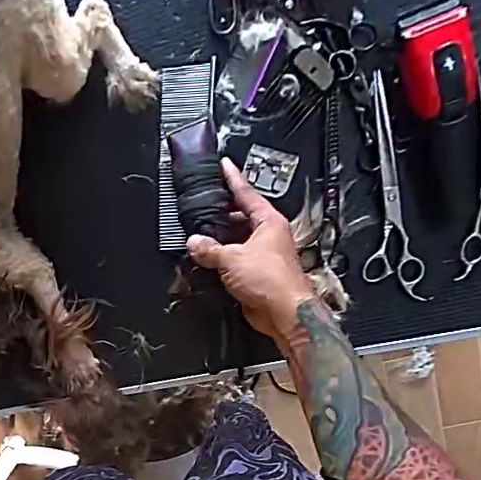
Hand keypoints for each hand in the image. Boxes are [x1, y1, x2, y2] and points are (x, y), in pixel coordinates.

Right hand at [186, 158, 316, 339]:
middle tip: (204, 210)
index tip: (225, 165)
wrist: (285, 313)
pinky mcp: (259, 277)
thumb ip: (210, 249)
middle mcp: (270, 238)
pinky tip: (211, 265)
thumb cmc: (274, 282)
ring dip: (221, 244)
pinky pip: (237, 264)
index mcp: (269, 222)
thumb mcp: (232, 258)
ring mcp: (265, 258)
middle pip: (241, 219)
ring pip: (238, 243)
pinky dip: (224, 264)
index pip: (247, 193)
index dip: (233, 178)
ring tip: (202, 241)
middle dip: (222, 217)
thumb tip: (196, 243)